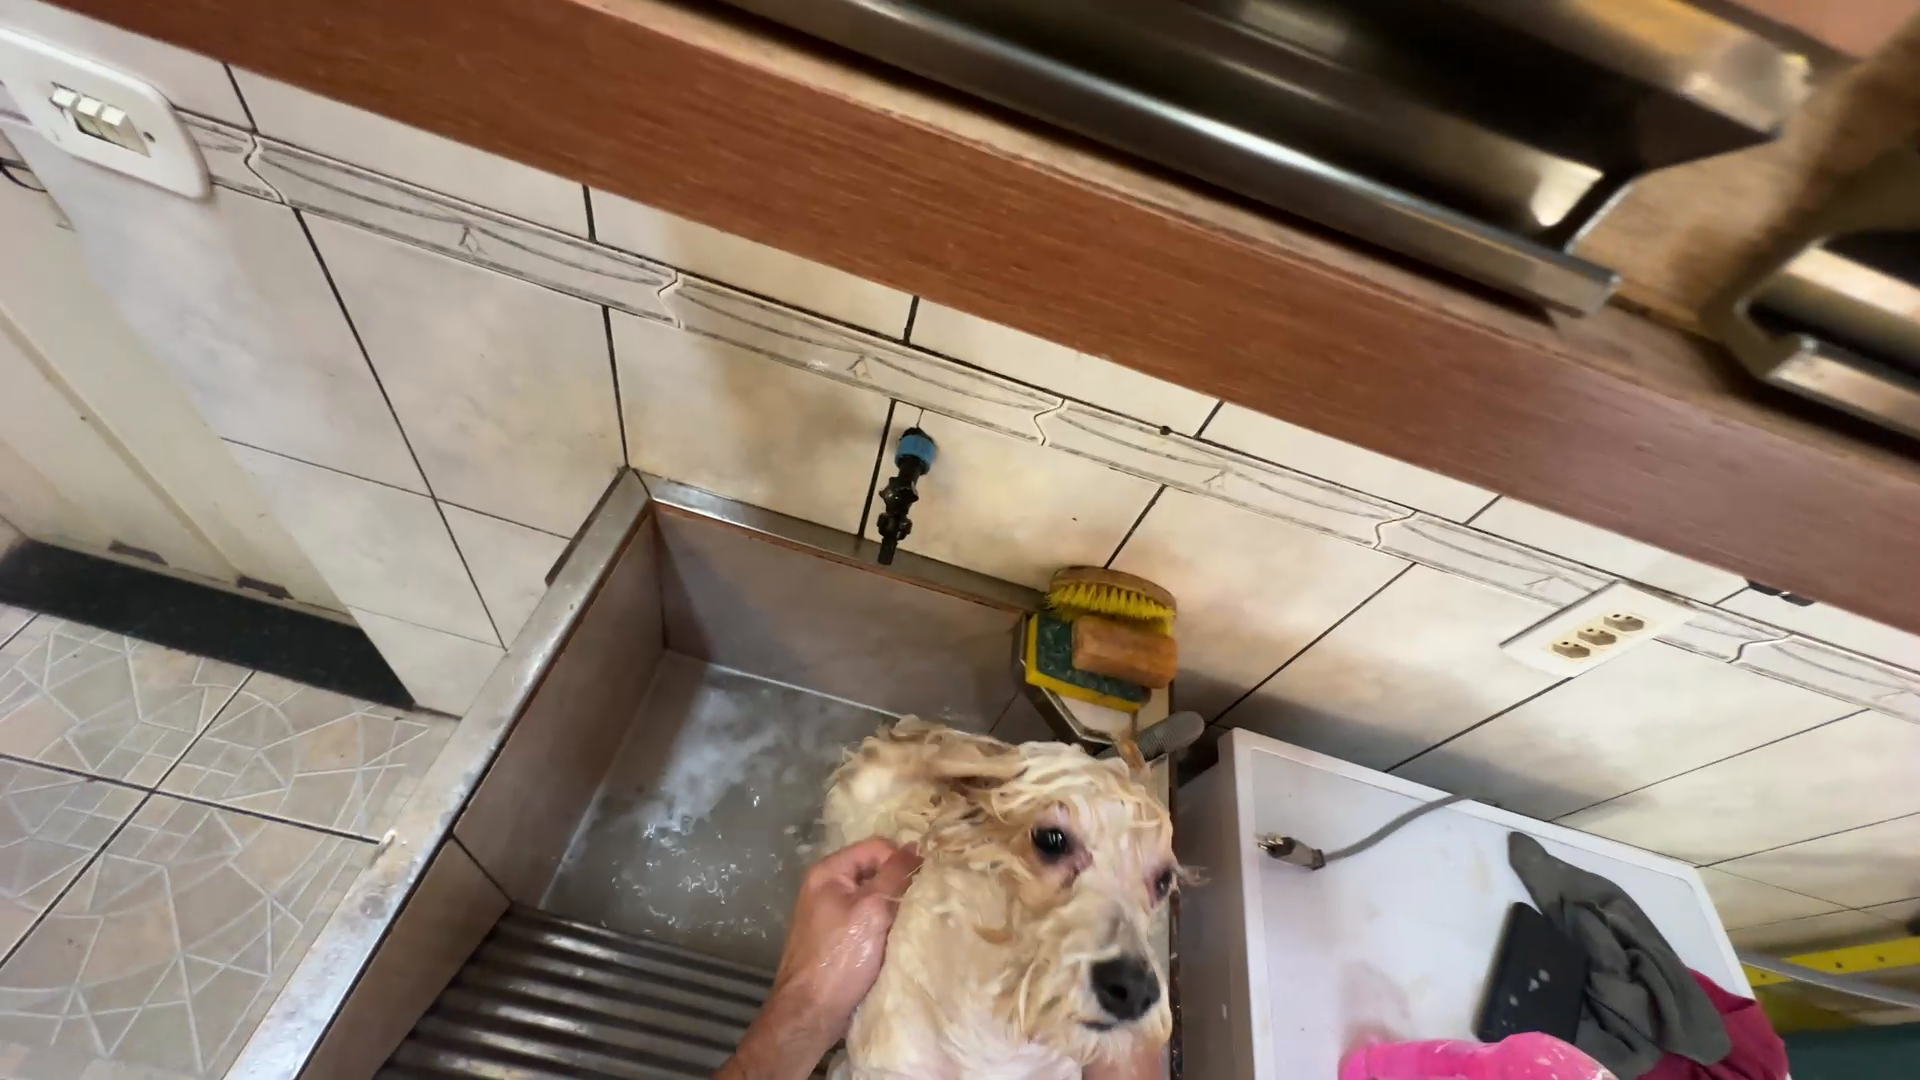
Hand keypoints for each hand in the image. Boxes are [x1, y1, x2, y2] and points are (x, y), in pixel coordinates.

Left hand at [717, 838, 921, 1079]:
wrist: (808, 1017)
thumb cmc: (839, 959)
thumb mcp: (872, 910)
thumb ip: (895, 875)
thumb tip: (915, 846)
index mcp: (828, 871)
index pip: (877, 847)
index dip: (901, 861)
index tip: (921, 885)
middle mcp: (825, 885)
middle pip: (874, 870)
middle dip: (897, 884)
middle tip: (919, 904)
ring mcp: (829, 912)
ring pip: (873, 896)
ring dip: (892, 906)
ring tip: (910, 922)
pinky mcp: (835, 937)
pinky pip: (866, 918)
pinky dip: (882, 924)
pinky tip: (895, 939)